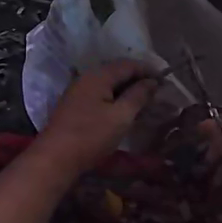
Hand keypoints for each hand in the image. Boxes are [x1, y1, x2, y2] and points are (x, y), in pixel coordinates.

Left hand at [36, 60, 159, 170]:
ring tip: (143, 101)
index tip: (165, 79)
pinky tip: (122, 110)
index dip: (148, 69)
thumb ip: (138, 96)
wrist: (55, 158)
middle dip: (137, 79)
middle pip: (116, 72)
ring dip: (126, 90)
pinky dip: (114, 99)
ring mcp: (77, 92)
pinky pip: (99, 95)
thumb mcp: (120, 116)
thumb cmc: (91, 135)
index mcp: (98, 76)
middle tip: (157, 91)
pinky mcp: (74, 107)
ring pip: (107, 85)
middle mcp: (86, 79)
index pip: (127, 64)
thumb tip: (152, 82)